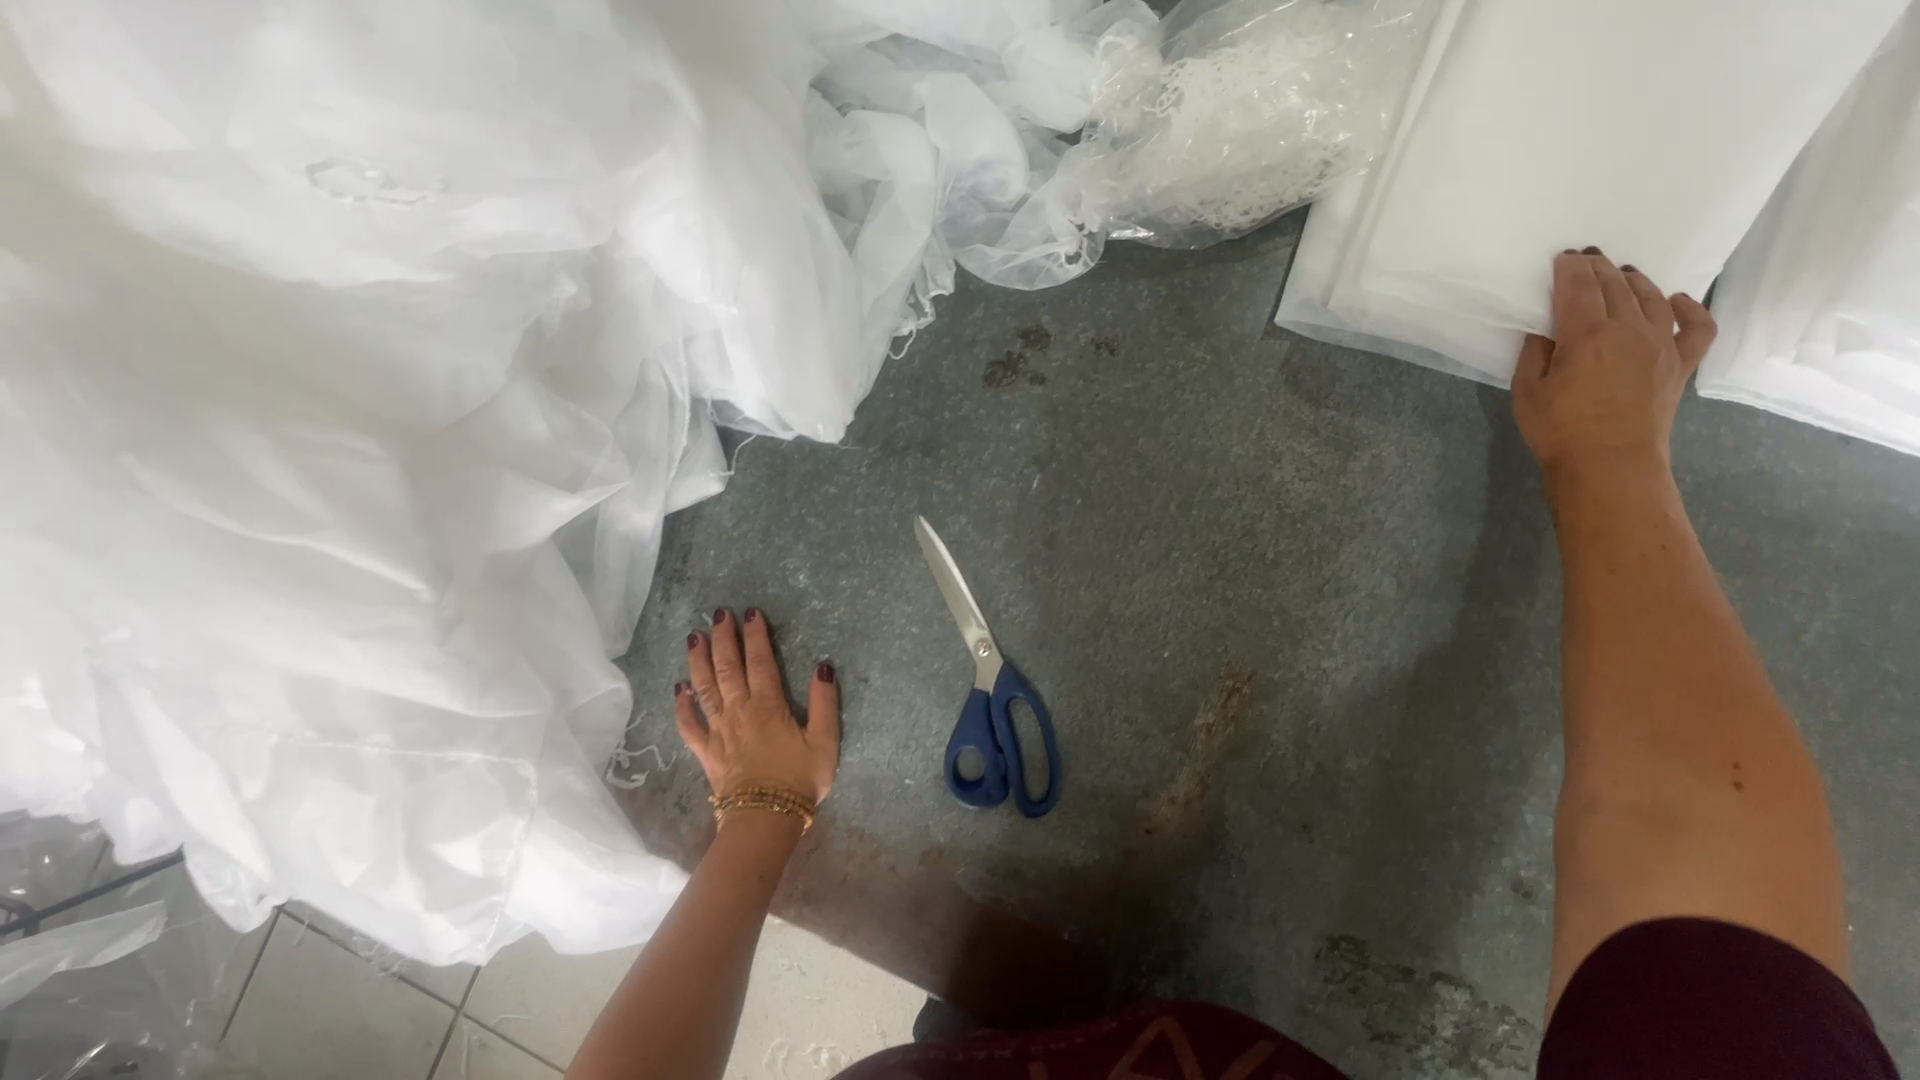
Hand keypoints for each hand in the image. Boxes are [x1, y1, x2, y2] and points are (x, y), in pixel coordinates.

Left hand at [676, 607, 838, 806]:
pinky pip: (689, 726)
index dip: (756, 635)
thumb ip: (824, 704)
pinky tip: (678, 689)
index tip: (751, 613)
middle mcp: (739, 711)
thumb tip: (822, 668)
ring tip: (694, 638)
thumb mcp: (825, 742)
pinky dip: (682, 706)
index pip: (760, 661)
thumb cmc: (800, 780)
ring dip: (698, 661)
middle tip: (718, 614)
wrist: (766, 819)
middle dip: (723, 638)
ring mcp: (719, 731)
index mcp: (768, 706)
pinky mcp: (707, 752)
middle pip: (727, 667)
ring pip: (704, 688)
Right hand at [1513, 248, 1717, 483]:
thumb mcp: (1527, 392)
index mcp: (1586, 335)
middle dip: (1599, 268)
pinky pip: (1697, 327)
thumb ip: (1536, 355)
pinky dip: (1690, 308)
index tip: (1563, 257)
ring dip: (1635, 281)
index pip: (1578, 288)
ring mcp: (1661, 345)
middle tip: (1588, 257)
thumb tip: (1546, 333)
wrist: (1609, 464)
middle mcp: (1629, 329)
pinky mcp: (1680, 364)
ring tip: (1623, 272)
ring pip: (1652, 298)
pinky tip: (1678, 299)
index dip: (1569, 269)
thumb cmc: (1558, 430)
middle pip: (1615, 287)